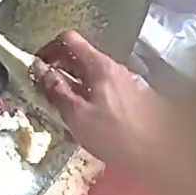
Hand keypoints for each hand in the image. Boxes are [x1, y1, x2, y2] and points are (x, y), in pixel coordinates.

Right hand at [33, 30, 174, 170]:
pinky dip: (86, 95)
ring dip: (71, 85)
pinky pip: (100, 88)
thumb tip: (39, 70)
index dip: (48, 50)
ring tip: (60, 107)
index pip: (69, 41)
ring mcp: (122, 82)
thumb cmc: (115, 135)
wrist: (158, 153)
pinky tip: (82, 117)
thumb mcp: (77, 115)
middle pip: (79, 57)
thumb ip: (56, 91)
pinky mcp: (128, 98)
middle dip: (57, 69)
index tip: (36, 69)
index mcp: (100, 66)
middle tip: (42, 90)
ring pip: (89, 74)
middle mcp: (113, 69)